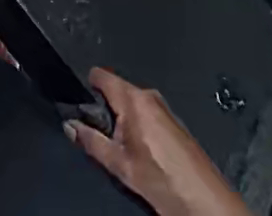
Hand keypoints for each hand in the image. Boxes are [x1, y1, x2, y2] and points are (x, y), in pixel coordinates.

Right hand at [65, 69, 249, 215]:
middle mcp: (149, 95)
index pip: (102, 75)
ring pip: (130, 104)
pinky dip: (135, 126)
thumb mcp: (118, 164)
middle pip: (116, 90)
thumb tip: (70, 126)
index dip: (87, 85)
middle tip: (98, 137)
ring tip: (121, 150)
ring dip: (120, 121)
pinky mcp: (170, 119)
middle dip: (104, 110)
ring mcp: (162, 106)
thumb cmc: (162, 178)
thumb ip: (91, 141)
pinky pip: (144, 113)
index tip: (77, 101)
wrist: (201, 196)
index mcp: (134, 99)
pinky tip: (138, 152)